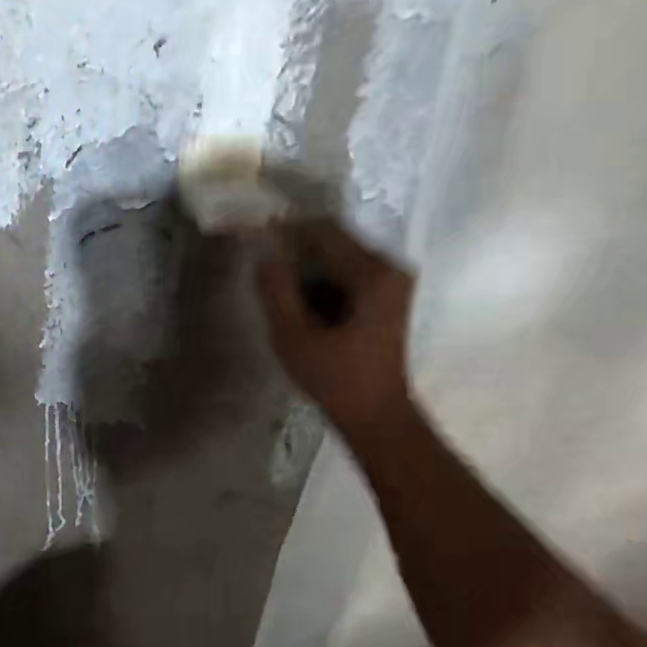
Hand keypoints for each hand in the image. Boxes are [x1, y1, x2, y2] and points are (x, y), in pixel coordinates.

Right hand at [255, 221, 417, 445]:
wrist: (377, 416)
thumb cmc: (337, 380)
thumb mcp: (294, 337)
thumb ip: (276, 291)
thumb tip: (264, 256)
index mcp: (371, 272)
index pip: (322, 229)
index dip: (285, 229)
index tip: (255, 239)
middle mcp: (388, 266)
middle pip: (331, 240)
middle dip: (295, 254)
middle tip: (265, 279)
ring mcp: (391, 281)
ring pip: (336, 257)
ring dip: (306, 271)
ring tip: (283, 300)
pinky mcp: (386, 296)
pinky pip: (345, 274)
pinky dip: (321, 284)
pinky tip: (304, 311)